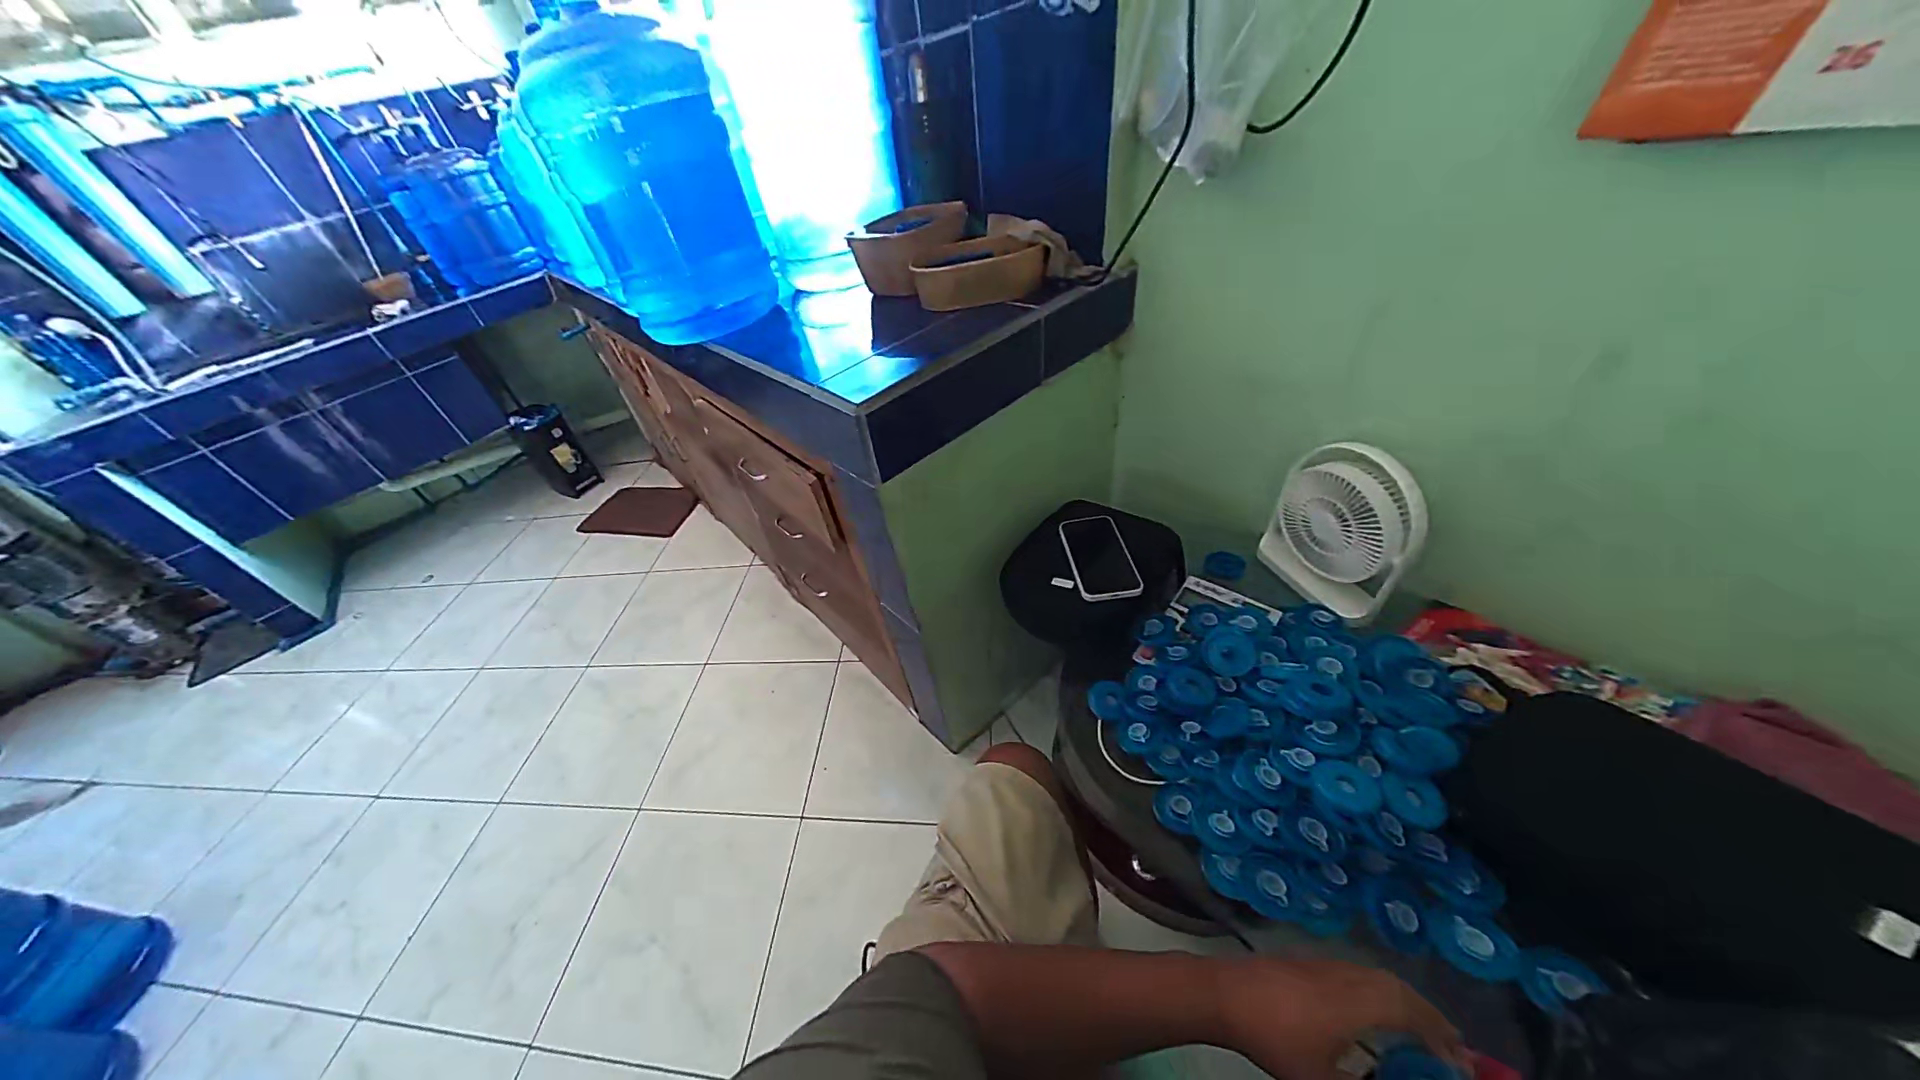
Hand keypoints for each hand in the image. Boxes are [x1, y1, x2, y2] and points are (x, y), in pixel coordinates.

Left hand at [1214, 958, 1468, 1079]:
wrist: (1222, 992)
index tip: (1460, 1061)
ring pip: (1375, 976)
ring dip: (1402, 1000)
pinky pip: (1354, 972)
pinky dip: (1376, 990)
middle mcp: (1344, 975)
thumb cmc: (1272, 1036)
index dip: (1440, 1035)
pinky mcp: (1305, 962)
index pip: (1410, 1010)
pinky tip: (1373, 1012)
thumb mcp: (1318, 1078)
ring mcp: (1322, 964)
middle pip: (1397, 988)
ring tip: (1419, 1031)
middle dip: (1428, 1016)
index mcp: (1356, 1001)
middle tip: (1449, 1047)